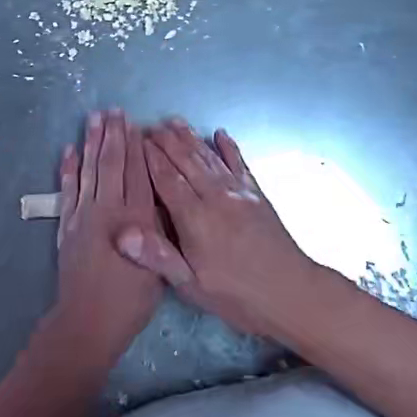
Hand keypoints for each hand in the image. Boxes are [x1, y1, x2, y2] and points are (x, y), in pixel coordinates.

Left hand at [51, 110, 164, 359]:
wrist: (89, 320)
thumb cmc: (130, 300)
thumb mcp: (159, 269)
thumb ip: (158, 231)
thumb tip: (159, 199)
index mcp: (135, 219)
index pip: (138, 174)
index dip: (138, 147)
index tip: (137, 124)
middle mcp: (108, 209)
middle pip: (112, 164)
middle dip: (114, 135)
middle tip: (114, 110)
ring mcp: (84, 214)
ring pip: (89, 169)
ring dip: (91, 142)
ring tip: (94, 118)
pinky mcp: (67, 224)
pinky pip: (68, 188)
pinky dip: (69, 167)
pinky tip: (70, 150)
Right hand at [121, 119, 333, 339]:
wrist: (294, 295)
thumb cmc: (236, 296)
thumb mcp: (191, 286)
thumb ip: (157, 256)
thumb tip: (122, 233)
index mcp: (194, 218)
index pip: (166, 178)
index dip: (149, 157)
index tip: (134, 139)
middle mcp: (214, 196)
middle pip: (185, 161)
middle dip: (165, 141)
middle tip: (148, 125)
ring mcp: (238, 193)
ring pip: (208, 158)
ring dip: (190, 137)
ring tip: (174, 121)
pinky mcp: (257, 195)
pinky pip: (239, 163)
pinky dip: (228, 147)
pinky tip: (220, 134)